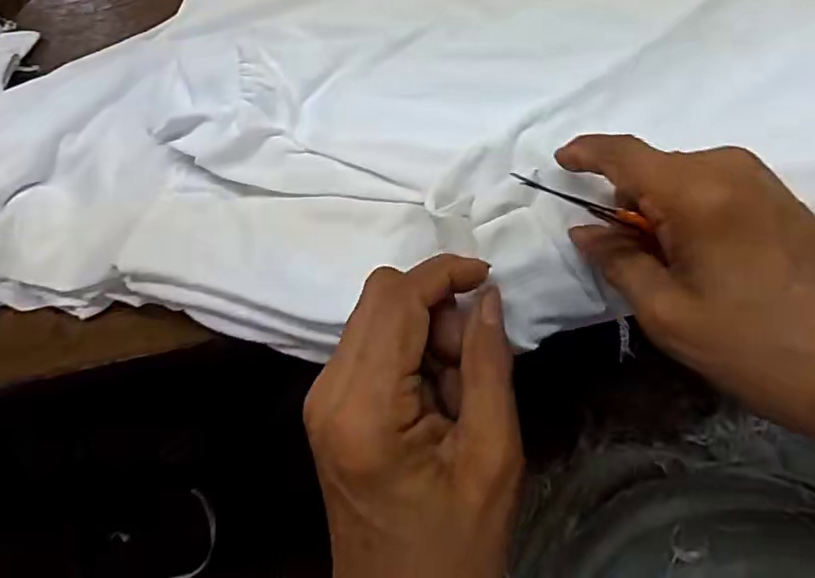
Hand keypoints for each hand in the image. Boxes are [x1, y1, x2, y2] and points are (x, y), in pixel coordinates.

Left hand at [304, 255, 522, 577]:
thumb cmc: (454, 542)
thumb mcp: (492, 453)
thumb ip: (488, 364)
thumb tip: (487, 295)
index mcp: (363, 406)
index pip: (397, 298)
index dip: (445, 272)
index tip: (488, 277)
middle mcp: (328, 392)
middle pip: (381, 295)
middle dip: (436, 304)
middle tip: (471, 355)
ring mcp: (323, 399)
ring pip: (378, 313)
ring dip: (427, 327)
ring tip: (458, 386)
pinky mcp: (331, 407)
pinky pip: (374, 341)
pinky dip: (413, 347)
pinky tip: (437, 393)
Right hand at [559, 135, 814, 475]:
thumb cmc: (764, 346)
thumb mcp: (675, 316)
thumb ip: (621, 262)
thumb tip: (586, 229)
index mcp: (695, 187)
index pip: (623, 153)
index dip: (586, 153)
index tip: (559, 162)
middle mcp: (726, 165)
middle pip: (654, 168)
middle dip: (627, 202)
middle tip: (622, 259)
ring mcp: (759, 177)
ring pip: (684, 180)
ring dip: (662, 212)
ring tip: (669, 271)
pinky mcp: (780, 196)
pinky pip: (715, 189)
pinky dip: (693, 214)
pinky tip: (706, 263)